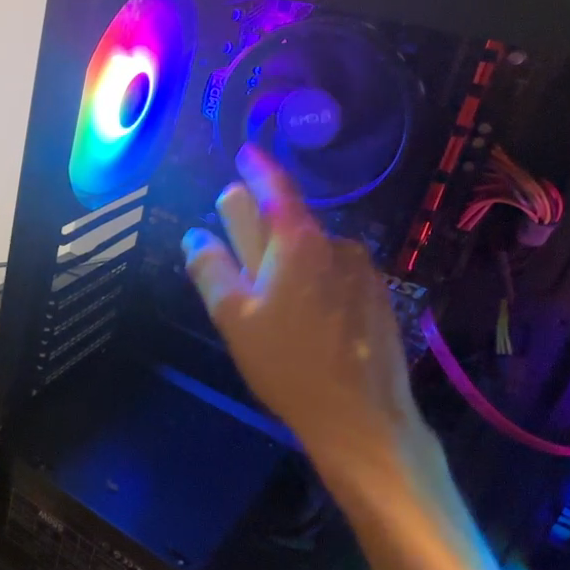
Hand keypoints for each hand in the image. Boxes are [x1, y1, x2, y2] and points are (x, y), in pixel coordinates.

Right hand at [181, 145, 431, 480]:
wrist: (364, 417)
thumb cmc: (288, 364)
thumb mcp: (233, 318)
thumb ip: (211, 268)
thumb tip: (194, 235)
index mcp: (295, 242)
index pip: (274, 187)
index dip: (256, 167)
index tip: (244, 151)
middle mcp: (333, 244)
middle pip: (288, 217)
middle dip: (258, 219)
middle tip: (234, 236)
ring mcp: (360, 271)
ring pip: (311, 248)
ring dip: (285, 256)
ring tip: (267, 295)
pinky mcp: (376, 296)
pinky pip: (333, 271)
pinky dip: (311, 277)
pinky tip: (302, 315)